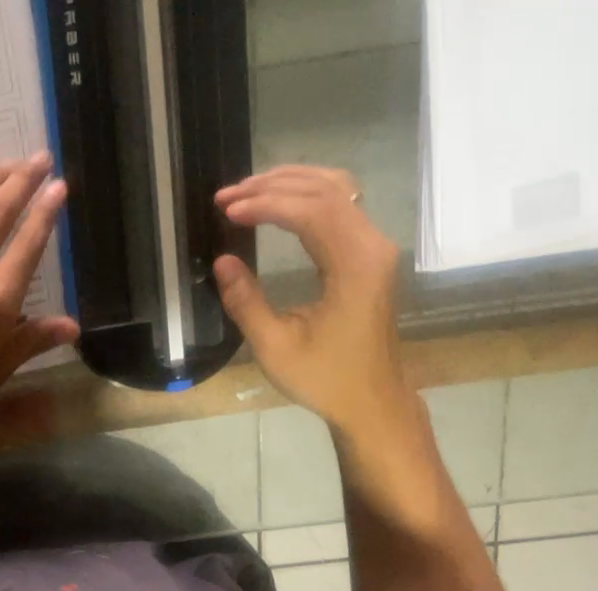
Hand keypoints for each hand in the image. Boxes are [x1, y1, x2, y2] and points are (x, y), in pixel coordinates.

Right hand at [212, 167, 412, 436]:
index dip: (266, 204)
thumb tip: (222, 262)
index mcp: (354, 266)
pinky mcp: (370, 256)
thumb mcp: (275, 346)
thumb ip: (247, 301)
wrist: (370, 399)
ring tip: (248, 191)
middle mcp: (372, 246)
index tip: (227, 211)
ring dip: (292, 184)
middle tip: (227, 196)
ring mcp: (375, 248)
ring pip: (338, 191)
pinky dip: (308, 197)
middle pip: (327, 190)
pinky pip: (342, 208)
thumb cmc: (323, 378)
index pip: (311, 212)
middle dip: (274, 186)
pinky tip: (279, 202)